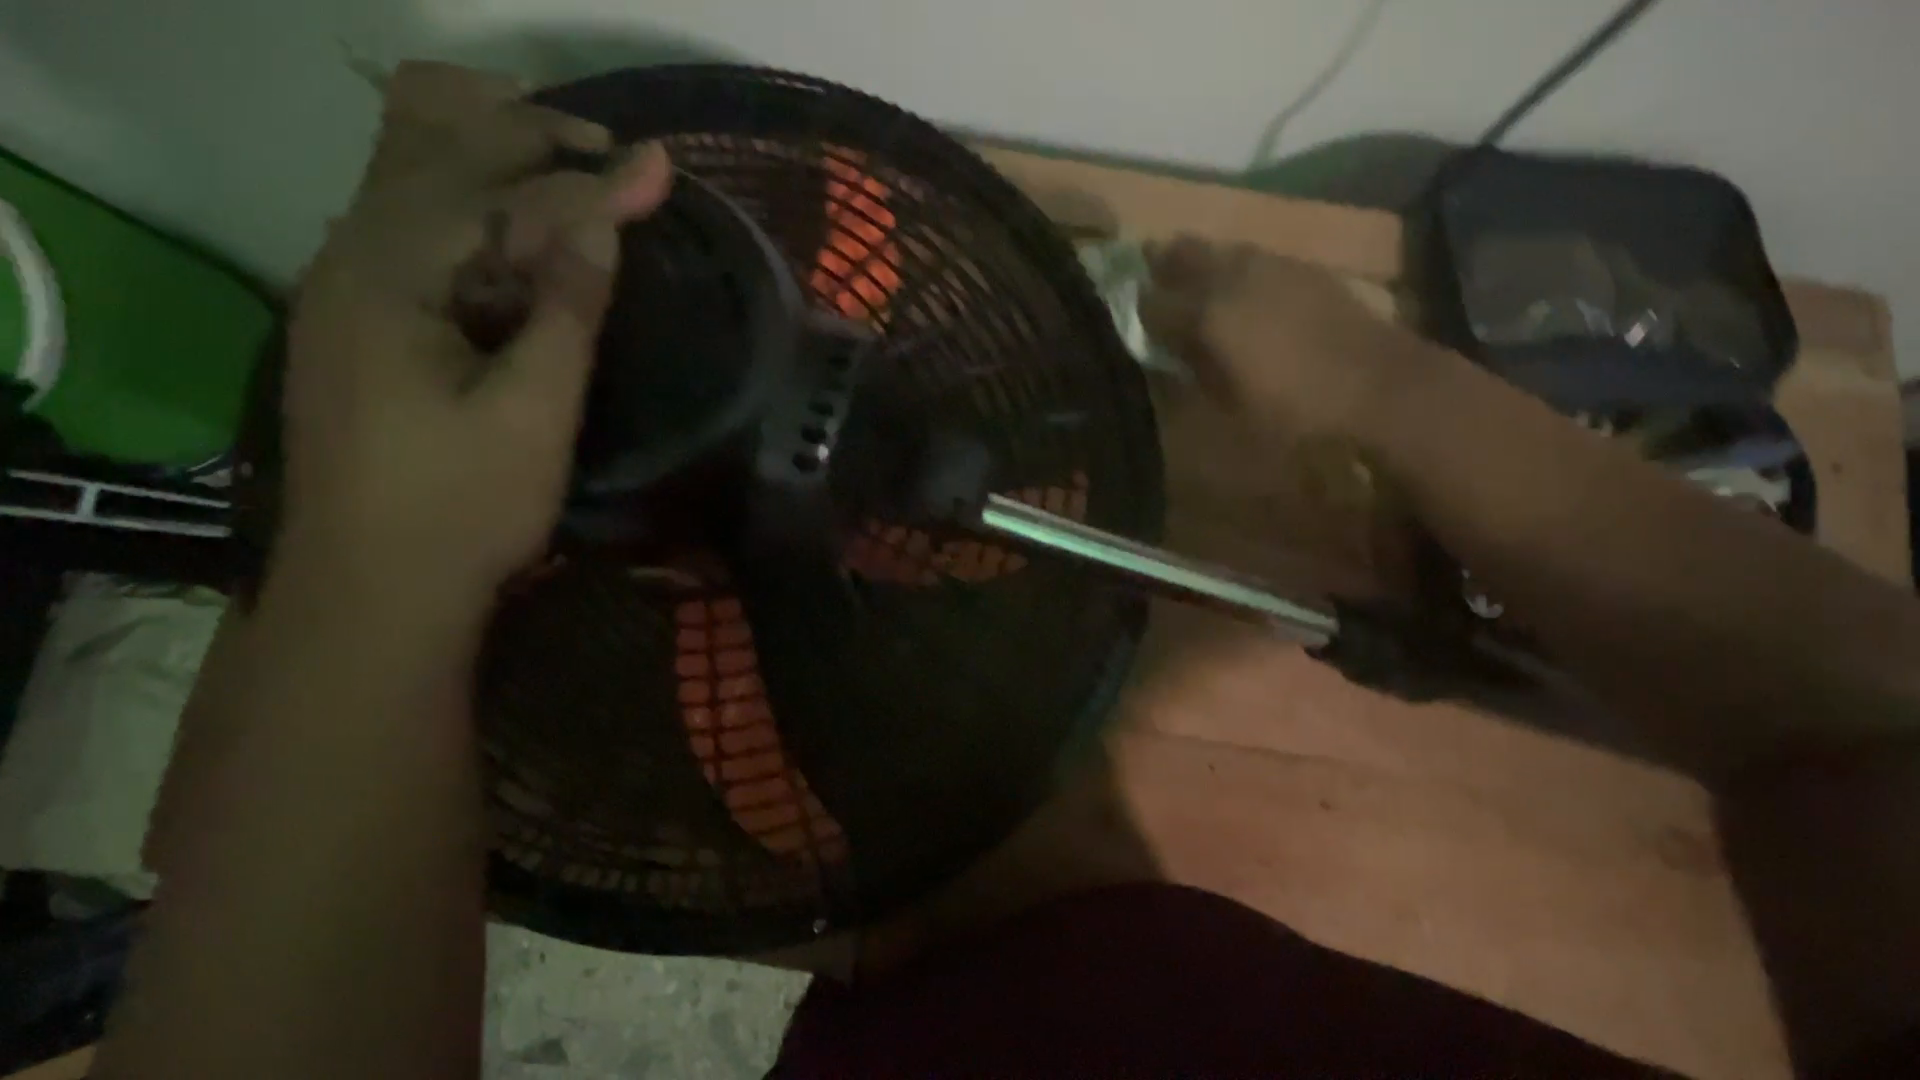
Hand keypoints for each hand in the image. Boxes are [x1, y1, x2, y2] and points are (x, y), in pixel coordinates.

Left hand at [275, 62, 670, 610]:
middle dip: (525, 133)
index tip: (662, 164)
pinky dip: (467, 210)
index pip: (496, 188)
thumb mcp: (534, 412)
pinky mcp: (353, 324)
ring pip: (409, 182)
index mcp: (389, 276)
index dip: (587, 177)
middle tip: (609, 153)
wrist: (370, 595)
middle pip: (429, 148)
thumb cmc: (462, 510)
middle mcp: (348, 259)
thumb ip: (567, 307)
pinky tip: (512, 235)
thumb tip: (600, 218)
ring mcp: (340, 290)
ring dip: (491, 161)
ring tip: (570, 168)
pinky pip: (408, 230)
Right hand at [1138, 238, 1436, 594]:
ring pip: (1220, 251)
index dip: (1138, 313)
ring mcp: (1272, 265)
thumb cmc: (1295, 410)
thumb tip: (1171, 350)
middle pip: (1181, 255)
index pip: (1152, 302)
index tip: (1133, 324)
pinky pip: (1255, 259)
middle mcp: (1233, 276)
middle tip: (1150, 278)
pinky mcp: (1304, 269)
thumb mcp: (1229, 404)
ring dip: (1200, 262)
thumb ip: (1192, 369)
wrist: (1381, 386)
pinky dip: (1237, 268)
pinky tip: (1243, 288)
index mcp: (1208, 312)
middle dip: (1161, 266)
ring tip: (1192, 279)